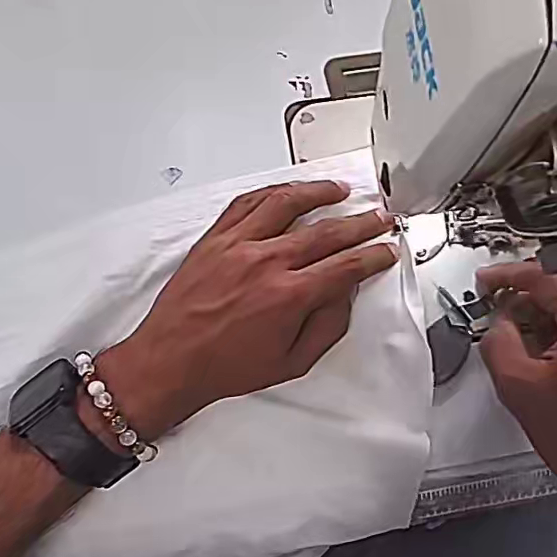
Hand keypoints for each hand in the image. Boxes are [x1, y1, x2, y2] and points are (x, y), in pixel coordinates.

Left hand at [93, 180, 398, 440]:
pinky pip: (247, 202)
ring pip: (287, 203)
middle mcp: (265, 263)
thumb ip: (327, 327)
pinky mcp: (214, 239)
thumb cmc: (224, 366)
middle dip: (361, 223)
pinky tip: (287, 191)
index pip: (346, 265)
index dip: (373, 255)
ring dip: (320, 192)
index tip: (384, 250)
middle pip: (326, 231)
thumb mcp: (291, 362)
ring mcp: (237, 245)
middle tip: (378, 218)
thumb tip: (345, 295)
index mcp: (288, 296)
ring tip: (340, 190)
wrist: (171, 361)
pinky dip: (272, 192)